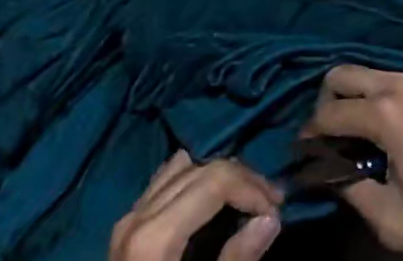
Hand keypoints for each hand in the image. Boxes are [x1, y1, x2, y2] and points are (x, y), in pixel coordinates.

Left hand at [110, 151, 282, 260]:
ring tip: (246, 197)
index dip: (252, 188)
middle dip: (242, 179)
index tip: (276, 212)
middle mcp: (137, 216)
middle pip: (201, 167)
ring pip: (182, 165)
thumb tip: (270, 219)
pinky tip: (213, 203)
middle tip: (271, 202)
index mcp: (155, 236)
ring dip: (218, 174)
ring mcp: (128, 219)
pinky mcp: (125, 228)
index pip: (216, 179)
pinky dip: (195, 181)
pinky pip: (165, 182)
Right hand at [301, 66, 402, 260]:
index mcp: (387, 111)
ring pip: (371, 73)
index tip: (298, 157)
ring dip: (353, 97)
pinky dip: (379, 96)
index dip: (308, 136)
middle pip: (344, 74)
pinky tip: (383, 129)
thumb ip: (348, 187)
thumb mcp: (389, 218)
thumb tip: (321, 171)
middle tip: (324, 142)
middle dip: (326, 103)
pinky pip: (396, 79)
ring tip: (352, 139)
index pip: (328, 113)